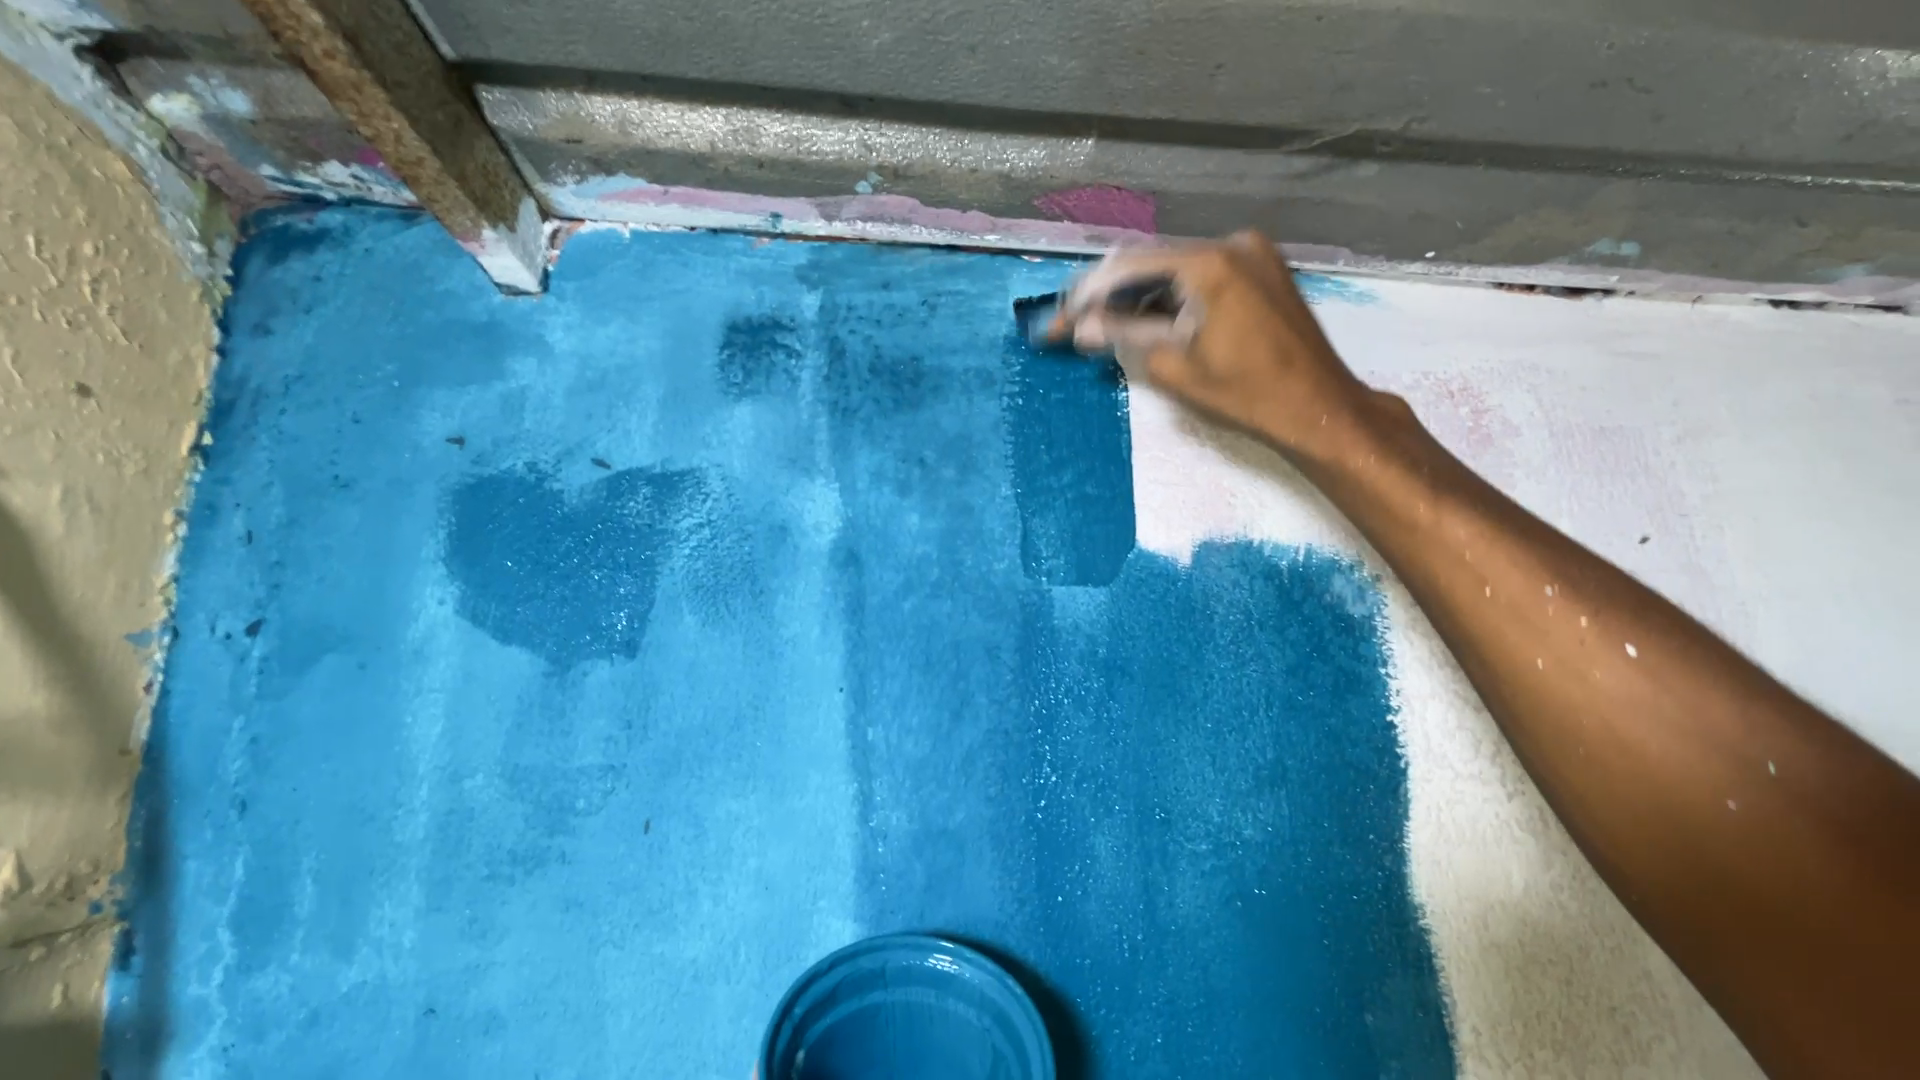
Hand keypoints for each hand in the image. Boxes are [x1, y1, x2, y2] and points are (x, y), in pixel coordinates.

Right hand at [1050, 231, 1375, 461]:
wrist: (1320, 409)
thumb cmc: (1249, 395)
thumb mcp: (1176, 367)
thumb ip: (1125, 335)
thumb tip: (1078, 326)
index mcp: (1211, 263)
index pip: (1130, 266)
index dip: (1087, 293)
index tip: (1057, 319)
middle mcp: (1232, 243)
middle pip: (1152, 261)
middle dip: (1109, 295)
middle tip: (1072, 325)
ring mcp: (1252, 253)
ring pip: (1176, 269)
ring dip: (1139, 296)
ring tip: (1101, 327)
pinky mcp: (1262, 270)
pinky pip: (1202, 275)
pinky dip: (1172, 296)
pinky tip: (1146, 319)